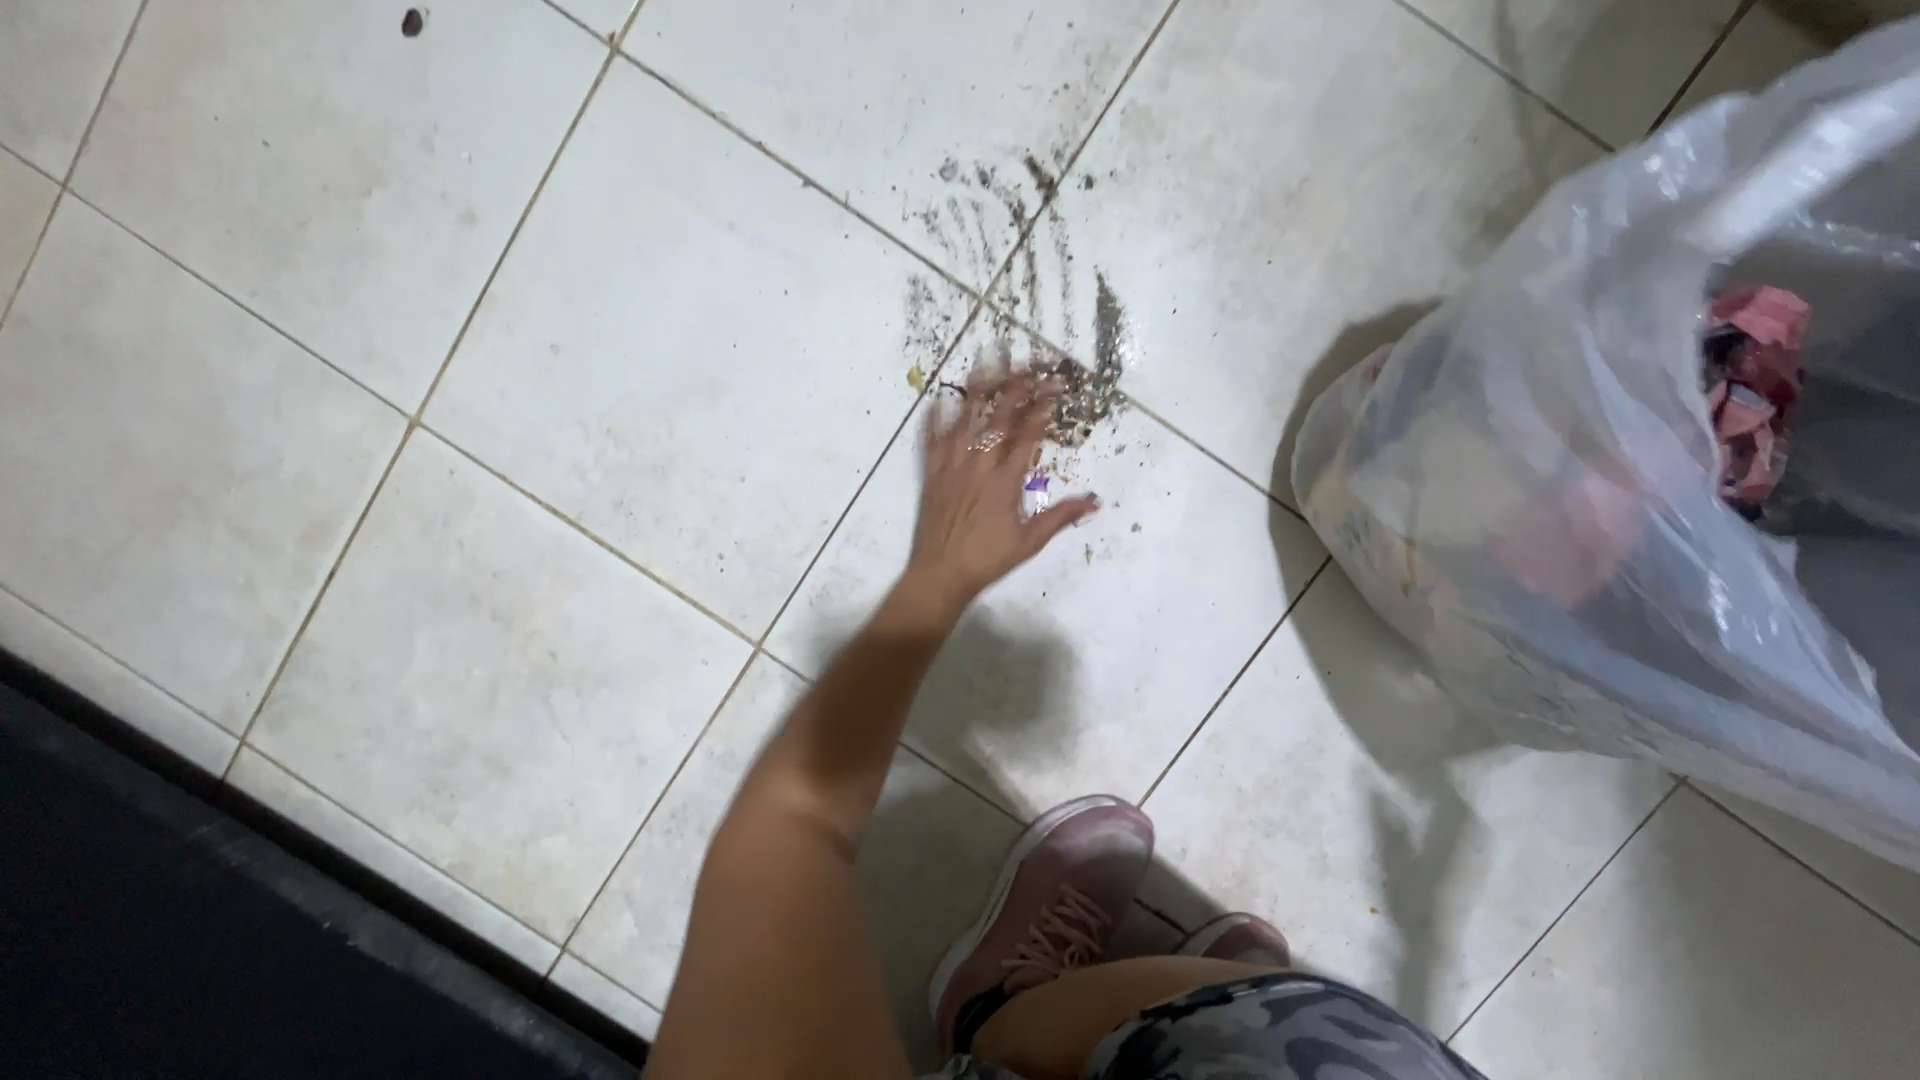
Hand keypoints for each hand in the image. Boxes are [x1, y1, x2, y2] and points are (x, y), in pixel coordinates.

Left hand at [899, 368, 1098, 619]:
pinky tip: (937, 396)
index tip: (1054, 386)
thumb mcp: (1030, 542)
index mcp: (1005, 483)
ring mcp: (950, 468)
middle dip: (1015, 387)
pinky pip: (930, 441)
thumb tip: (1094, 501)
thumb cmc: (987, 560)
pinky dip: (934, 418)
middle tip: (1027, 362)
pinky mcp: (929, 476)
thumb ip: (1061, 517)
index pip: (1028, 436)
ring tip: (986, 360)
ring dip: (977, 390)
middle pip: (998, 419)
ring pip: (964, 421)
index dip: (1042, 408)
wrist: (940, 575)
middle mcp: (978, 468)